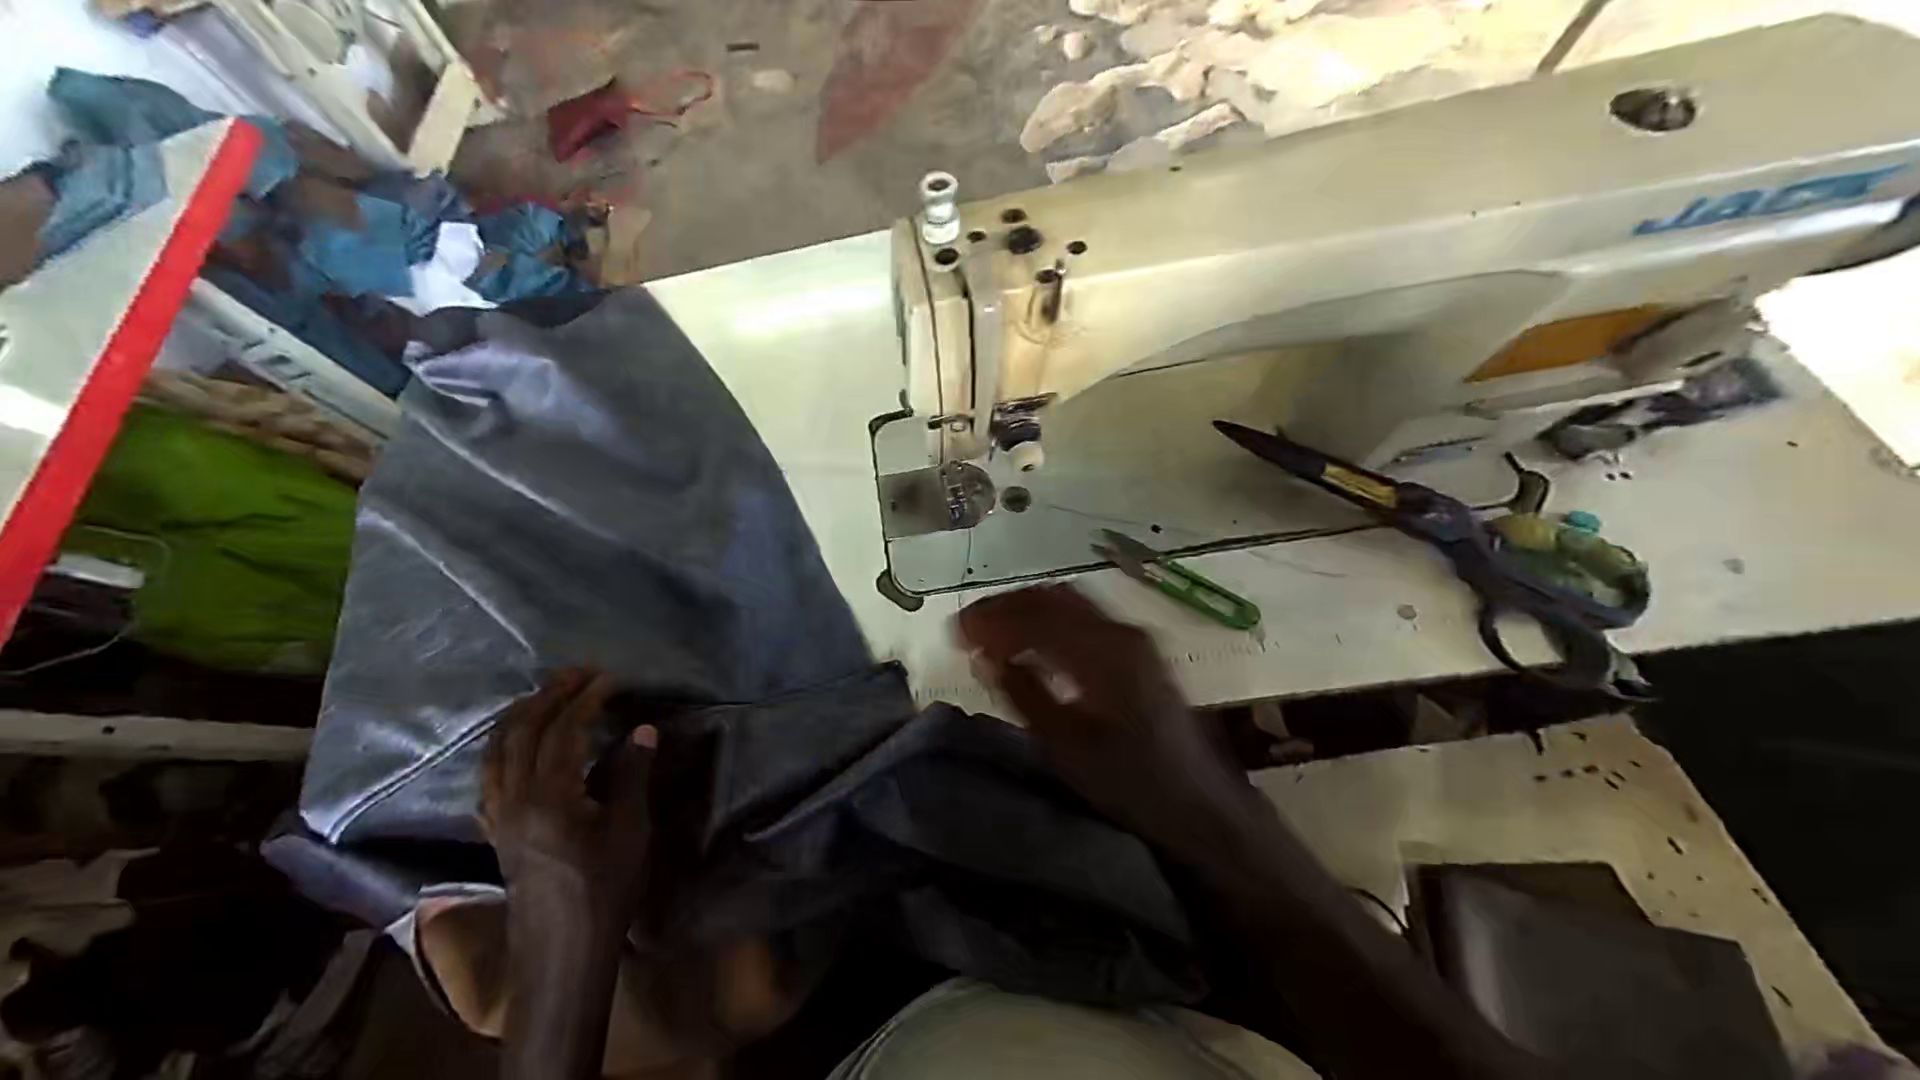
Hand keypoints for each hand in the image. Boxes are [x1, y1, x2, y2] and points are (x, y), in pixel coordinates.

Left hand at [481, 668, 653, 920]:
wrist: (563, 947)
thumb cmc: (604, 887)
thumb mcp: (630, 829)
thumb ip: (632, 774)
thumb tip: (643, 729)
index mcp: (548, 796)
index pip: (563, 731)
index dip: (586, 699)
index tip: (609, 679)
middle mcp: (513, 799)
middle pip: (522, 732)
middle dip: (549, 696)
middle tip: (577, 673)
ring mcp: (498, 815)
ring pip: (496, 751)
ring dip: (520, 715)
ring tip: (546, 694)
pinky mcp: (495, 829)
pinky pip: (489, 774)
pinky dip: (504, 746)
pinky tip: (517, 743)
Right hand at [957, 585, 1254, 845]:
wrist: (1200, 804)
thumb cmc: (1131, 783)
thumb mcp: (1067, 748)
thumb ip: (1023, 695)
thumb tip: (985, 659)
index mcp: (1103, 652)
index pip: (1035, 617)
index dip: (991, 620)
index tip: (956, 631)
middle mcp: (1120, 631)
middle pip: (1052, 598)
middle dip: (1005, 606)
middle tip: (968, 625)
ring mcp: (1133, 637)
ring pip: (1069, 602)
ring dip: (1027, 608)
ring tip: (992, 628)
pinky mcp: (1138, 649)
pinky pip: (1084, 616)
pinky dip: (1050, 618)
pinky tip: (1032, 640)